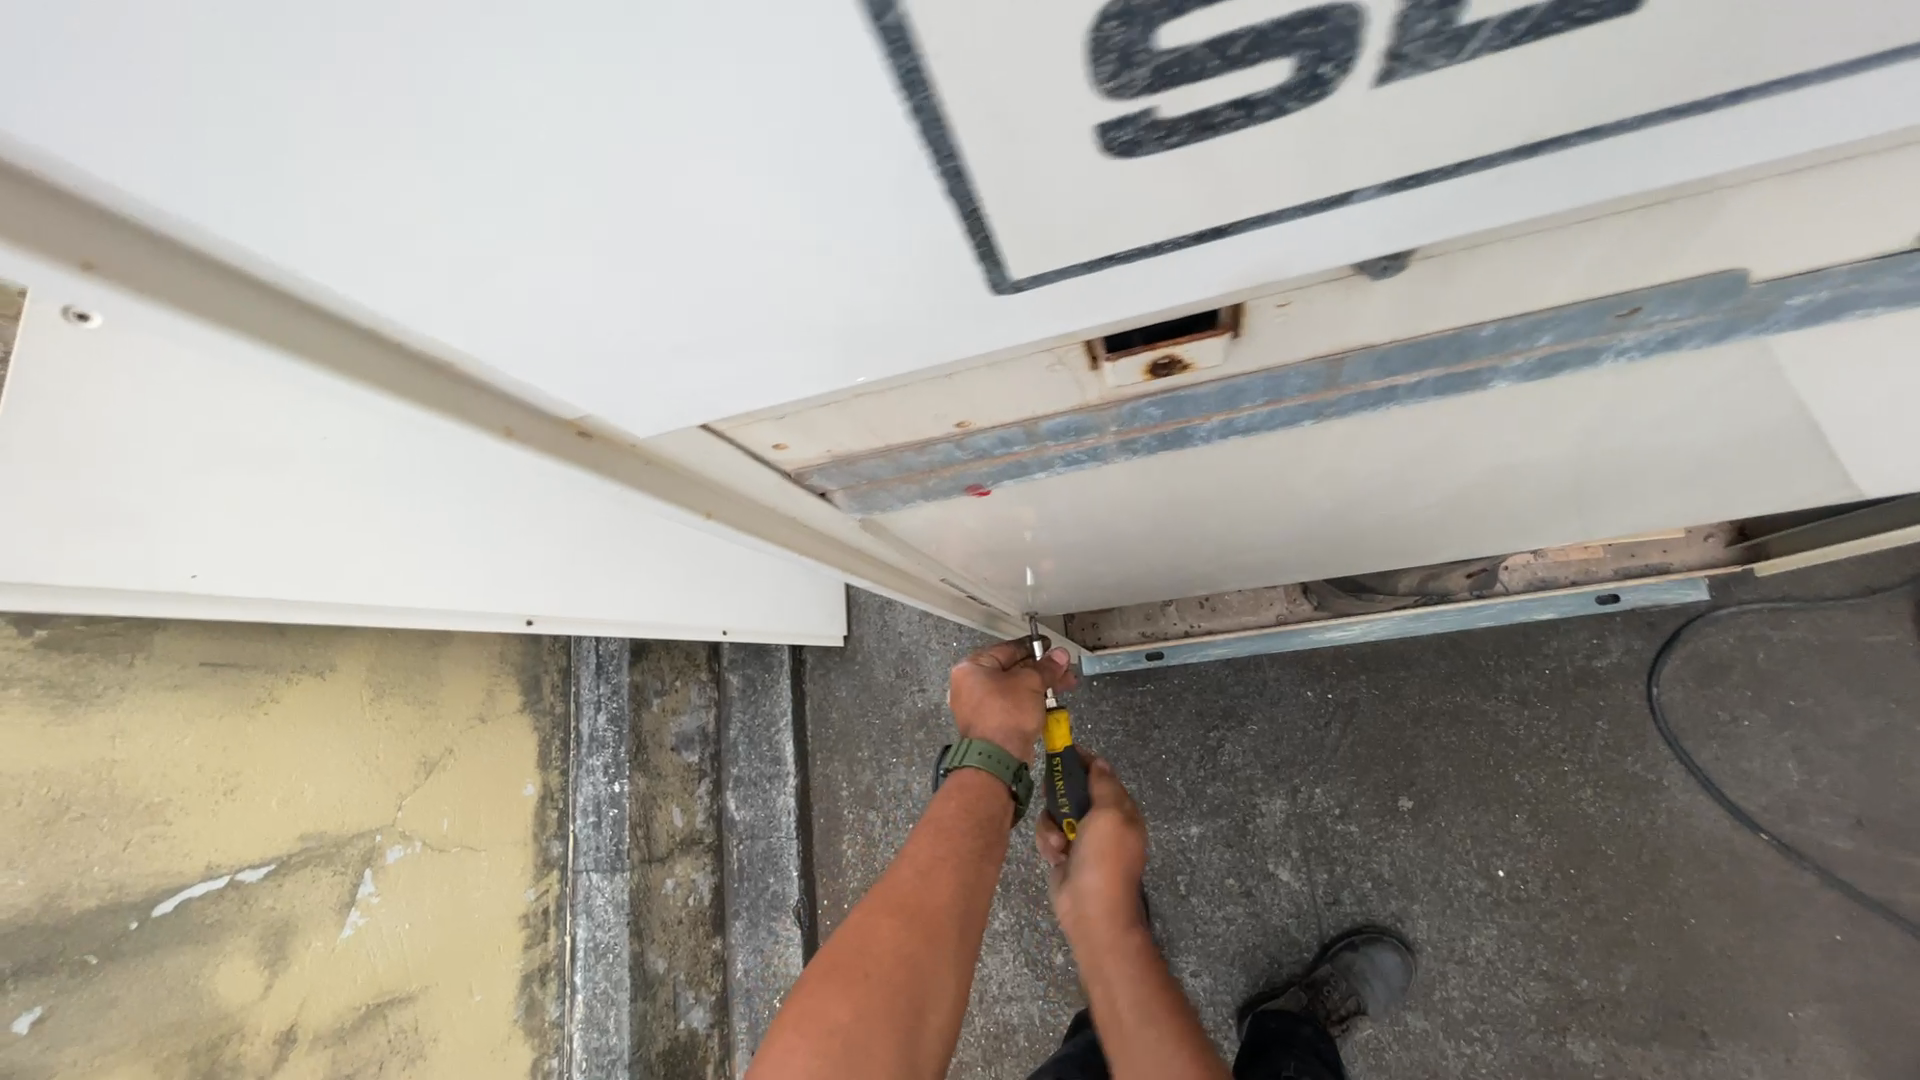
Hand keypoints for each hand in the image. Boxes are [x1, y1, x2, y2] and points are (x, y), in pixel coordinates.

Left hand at [948, 638, 1076, 758]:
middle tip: (1062, 667)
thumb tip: (1060, 656)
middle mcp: (970, 686)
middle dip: (1041, 669)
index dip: (1031, 647)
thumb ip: (1046, 667)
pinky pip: (1013, 707)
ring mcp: (979, 707)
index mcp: (971, 668)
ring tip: (1064, 683)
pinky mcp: (991, 725)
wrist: (999, 758)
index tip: (1048, 646)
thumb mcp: (1030, 683)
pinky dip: (1031, 702)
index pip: (1006, 649)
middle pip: (1011, 670)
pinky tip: (1052, 700)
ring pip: (1015, 690)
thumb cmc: (1005, 715)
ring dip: (1040, 686)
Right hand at [1036, 751, 1148, 940]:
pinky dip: (1048, 843)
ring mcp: (1082, 840)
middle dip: (1060, 796)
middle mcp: (1103, 823)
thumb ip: (1103, 783)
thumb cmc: (1105, 857)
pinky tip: (1055, 856)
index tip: (1062, 751)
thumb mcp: (1110, 813)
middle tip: (1051, 796)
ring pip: (1056, 813)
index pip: (1101, 775)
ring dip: (1052, 825)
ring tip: (1059, 843)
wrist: (1091, 910)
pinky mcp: (1063, 854)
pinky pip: (1048, 835)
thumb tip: (1099, 761)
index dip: (1083, 762)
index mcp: (1121, 811)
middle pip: (1075, 792)